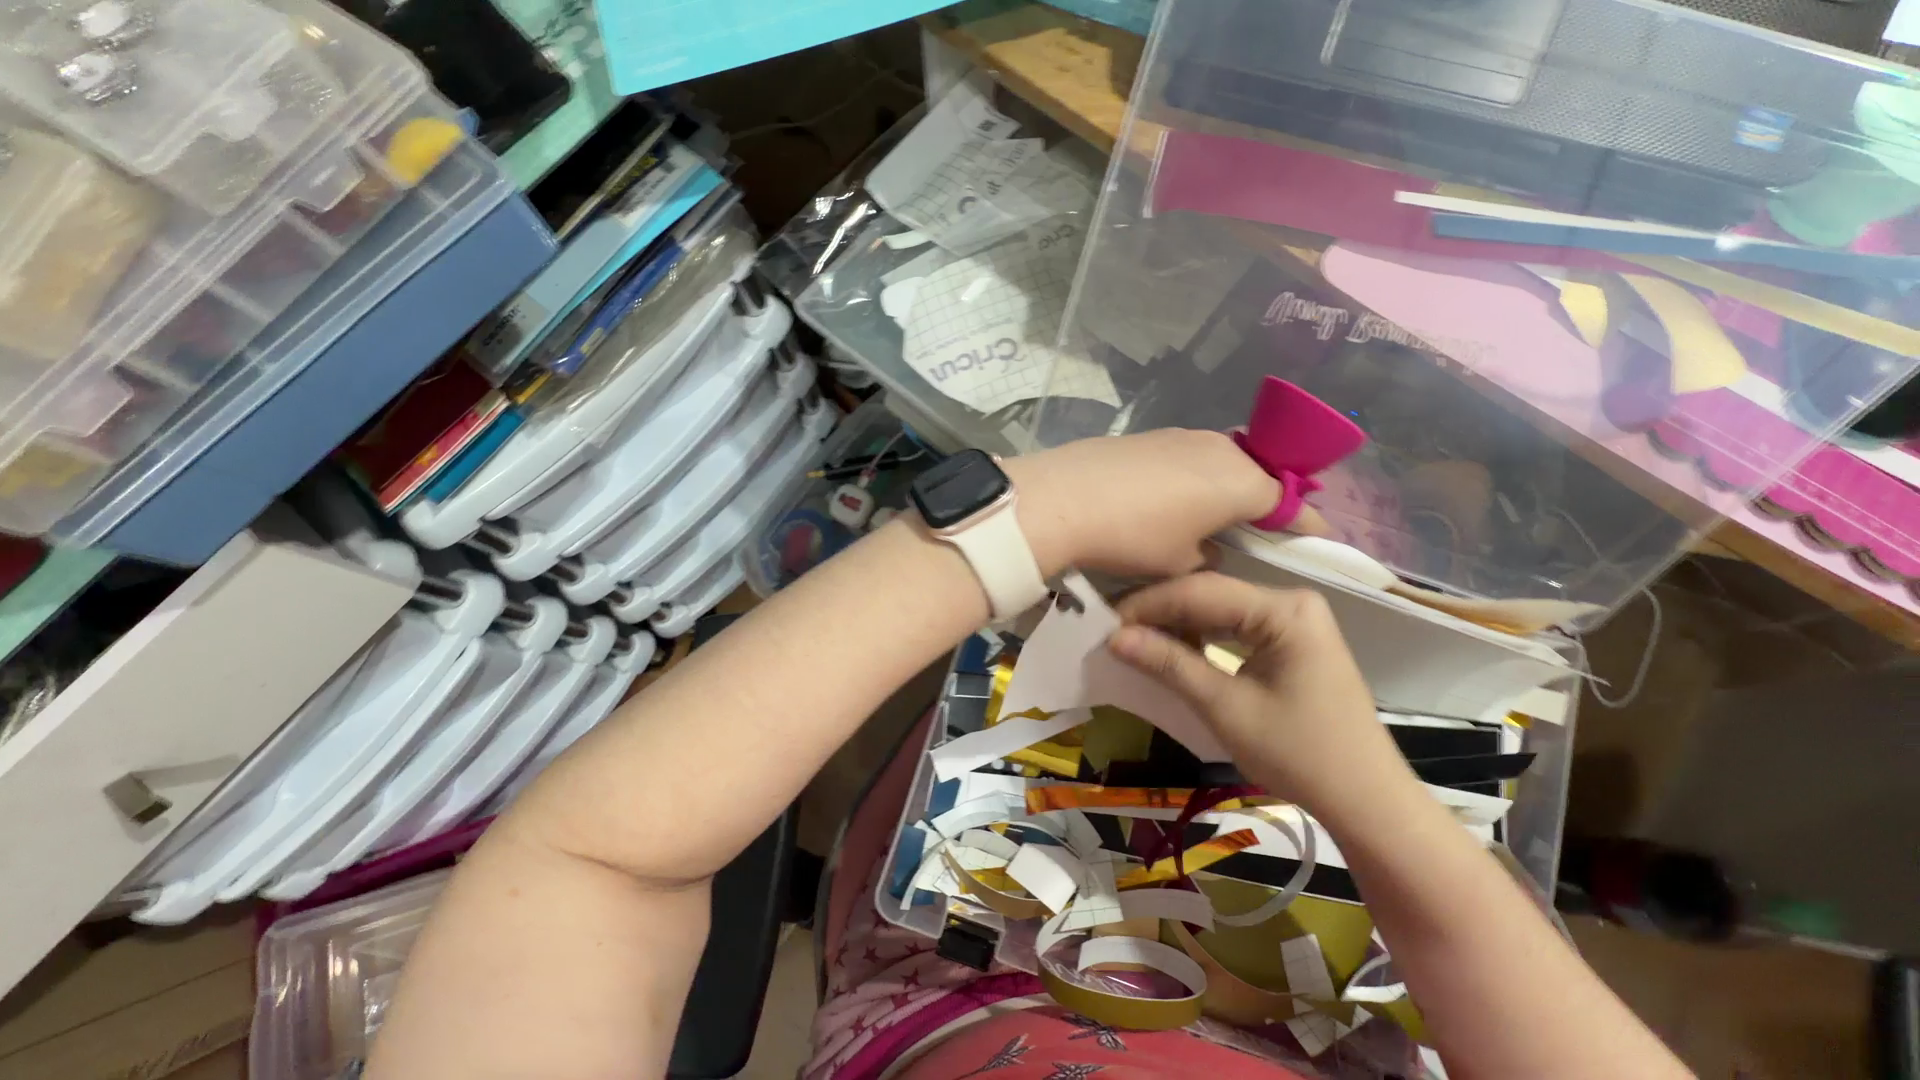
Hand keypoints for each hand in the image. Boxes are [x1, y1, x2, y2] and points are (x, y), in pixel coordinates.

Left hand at [1007, 430, 1279, 578]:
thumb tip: (1210, 548)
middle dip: (1262, 504)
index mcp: (1242, 482)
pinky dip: (1192, 479)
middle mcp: (1222, 450)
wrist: (1061, 498)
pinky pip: (1188, 458)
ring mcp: (1184, 436)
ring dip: (1223, 489)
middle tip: (1258, 534)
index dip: (1303, 526)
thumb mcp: (1178, 564)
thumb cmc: (1132, 537)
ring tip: (1211, 518)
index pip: (1289, 504)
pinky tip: (1171, 501)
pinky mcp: (1151, 435)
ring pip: (1222, 464)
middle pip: (1257, 477)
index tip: (1315, 542)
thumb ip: (1209, 557)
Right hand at [1106, 572, 1415, 823]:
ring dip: (1180, 626)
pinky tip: (1175, 651)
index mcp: (1284, 609)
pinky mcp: (1294, 642)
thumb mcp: (1225, 708)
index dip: (1147, 605)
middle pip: (1211, 595)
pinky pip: (1238, 627)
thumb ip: (1171, 665)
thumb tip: (1115, 637)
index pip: (1200, 591)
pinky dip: (1204, 638)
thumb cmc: (1298, 753)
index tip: (1103, 623)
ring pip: (1222, 610)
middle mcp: (1292, 602)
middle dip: (1161, 613)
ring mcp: (1296, 621)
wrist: (1365, 798)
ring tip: (1135, 642)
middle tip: (1113, 633)